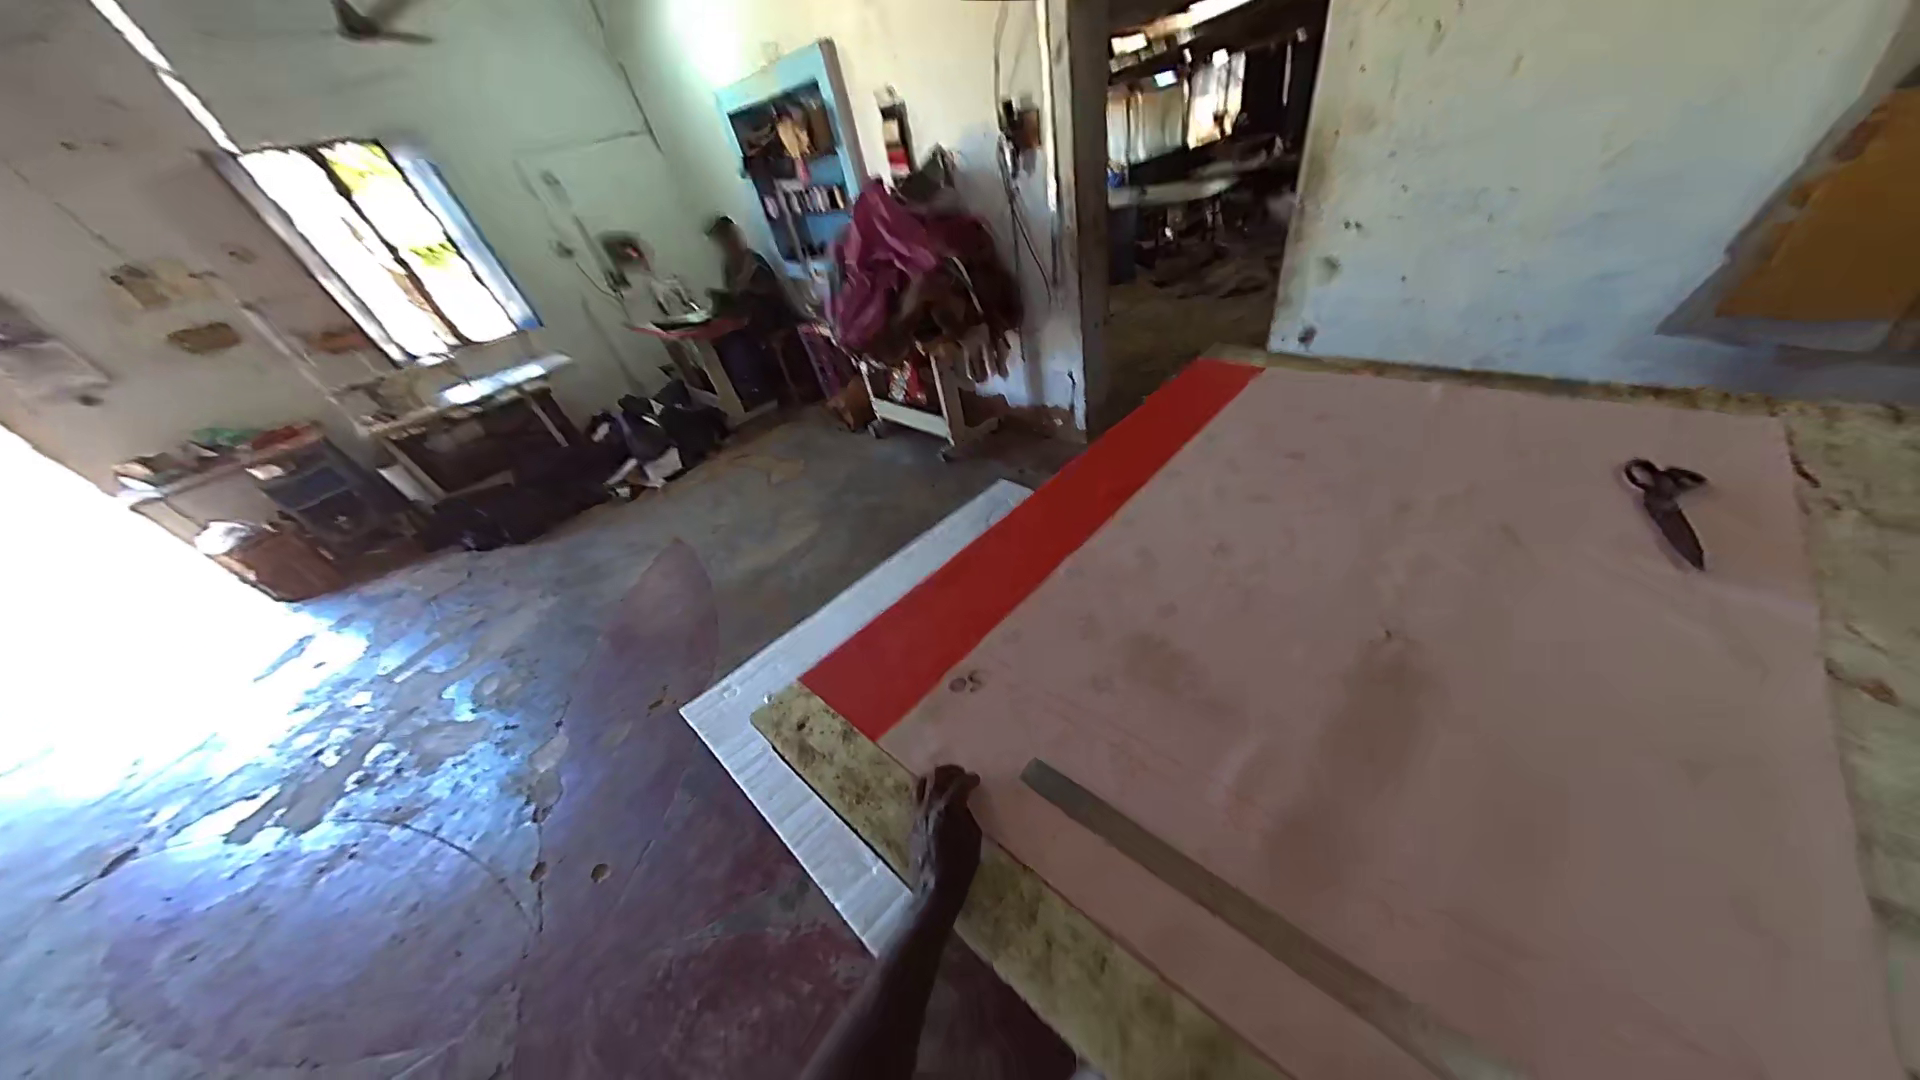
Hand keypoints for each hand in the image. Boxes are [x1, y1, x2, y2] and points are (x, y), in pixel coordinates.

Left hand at [909, 764, 980, 918]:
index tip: (976, 779)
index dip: (970, 779)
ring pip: (921, 782)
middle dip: (951, 770)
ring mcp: (917, 813)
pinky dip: (926, 791)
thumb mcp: (974, 837)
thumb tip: (964, 804)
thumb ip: (968, 814)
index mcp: (949, 808)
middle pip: (936, 775)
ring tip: (945, 781)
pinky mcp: (911, 822)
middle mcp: (930, 805)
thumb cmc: (961, 865)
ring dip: (935, 778)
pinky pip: (916, 797)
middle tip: (961, 774)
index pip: (960, 783)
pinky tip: (935, 798)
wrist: (935, 887)